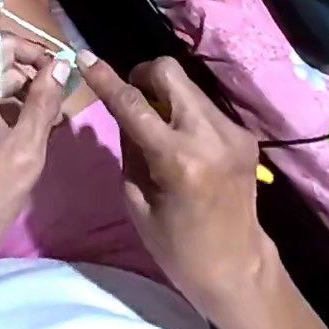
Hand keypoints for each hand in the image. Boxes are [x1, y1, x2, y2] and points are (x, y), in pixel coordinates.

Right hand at [80, 53, 282, 328]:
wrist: (239, 270)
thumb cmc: (177, 248)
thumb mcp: (136, 199)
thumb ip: (129, 146)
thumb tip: (123, 108)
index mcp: (179, 160)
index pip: (134, 104)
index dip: (105, 78)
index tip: (84, 57)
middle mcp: (210, 135)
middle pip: (169, 72)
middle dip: (142, 75)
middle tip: (130, 98)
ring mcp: (233, 131)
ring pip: (186, 84)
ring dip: (163, 94)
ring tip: (156, 126)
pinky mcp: (244, 133)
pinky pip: (201, 104)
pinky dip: (182, 110)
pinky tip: (179, 139)